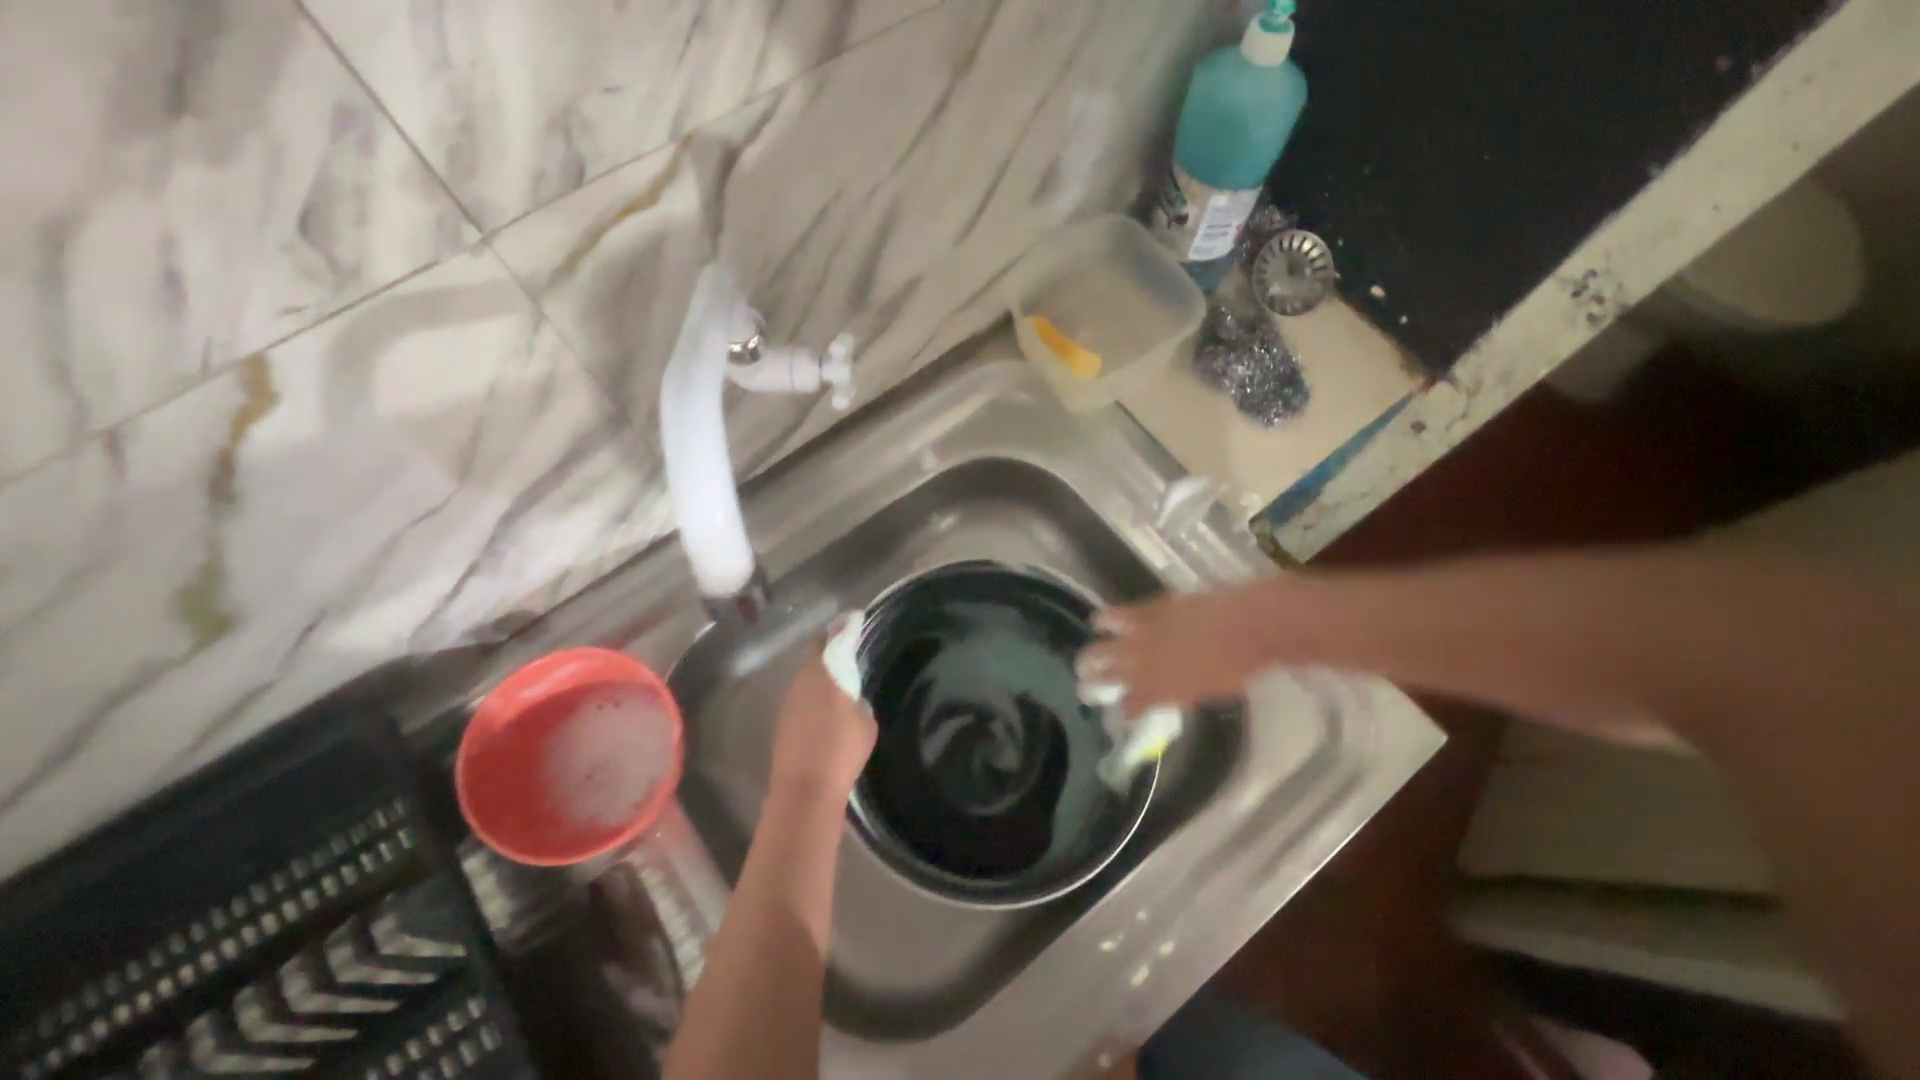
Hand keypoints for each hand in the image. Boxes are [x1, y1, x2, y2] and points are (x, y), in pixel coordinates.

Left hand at [769, 627, 877, 804]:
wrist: (804, 789)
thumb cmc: (842, 751)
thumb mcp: (866, 723)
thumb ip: (858, 701)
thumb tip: (852, 698)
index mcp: (824, 673)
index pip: (834, 639)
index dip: (845, 628)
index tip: (855, 619)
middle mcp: (802, 680)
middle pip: (817, 656)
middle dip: (832, 651)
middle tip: (850, 652)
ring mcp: (788, 701)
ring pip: (807, 678)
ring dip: (822, 676)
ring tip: (841, 682)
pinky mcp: (783, 721)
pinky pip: (802, 698)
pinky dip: (814, 697)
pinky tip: (826, 709)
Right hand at [1076, 579, 1305, 713]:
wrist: (1248, 626)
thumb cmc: (1238, 666)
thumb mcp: (1207, 691)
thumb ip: (1181, 693)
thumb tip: (1170, 691)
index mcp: (1159, 693)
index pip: (1130, 708)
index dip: (1124, 711)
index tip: (1123, 711)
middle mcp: (1142, 669)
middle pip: (1104, 679)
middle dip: (1092, 684)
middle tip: (1087, 684)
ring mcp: (1140, 638)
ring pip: (1100, 648)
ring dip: (1092, 654)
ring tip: (1088, 655)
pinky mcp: (1146, 611)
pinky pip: (1117, 617)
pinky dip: (1106, 620)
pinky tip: (1101, 620)